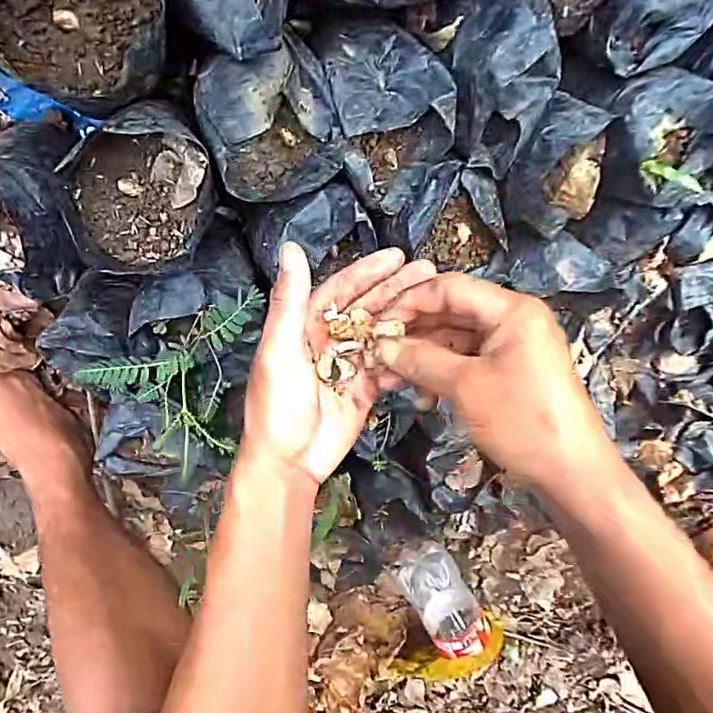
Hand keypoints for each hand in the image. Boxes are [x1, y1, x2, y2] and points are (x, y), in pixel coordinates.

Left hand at [241, 243, 436, 483]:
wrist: (288, 462)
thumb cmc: (275, 407)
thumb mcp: (279, 349)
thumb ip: (289, 300)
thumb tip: (288, 250)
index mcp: (304, 327)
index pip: (340, 290)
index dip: (367, 272)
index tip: (395, 257)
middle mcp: (327, 342)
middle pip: (366, 308)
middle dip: (396, 290)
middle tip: (427, 272)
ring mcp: (347, 366)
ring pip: (381, 335)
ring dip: (406, 318)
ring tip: (436, 303)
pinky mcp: (363, 391)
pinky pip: (388, 368)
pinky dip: (406, 357)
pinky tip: (429, 344)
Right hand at [376, 273, 618, 489]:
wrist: (571, 472)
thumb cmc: (525, 422)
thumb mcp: (466, 387)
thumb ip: (421, 360)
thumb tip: (382, 347)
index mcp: (512, 311)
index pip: (449, 288)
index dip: (408, 303)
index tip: (378, 325)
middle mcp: (514, 321)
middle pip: (451, 313)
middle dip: (412, 335)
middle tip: (378, 355)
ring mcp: (513, 347)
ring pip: (455, 340)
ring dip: (422, 359)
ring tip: (392, 381)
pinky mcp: (510, 372)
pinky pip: (467, 362)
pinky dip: (441, 375)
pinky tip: (422, 398)